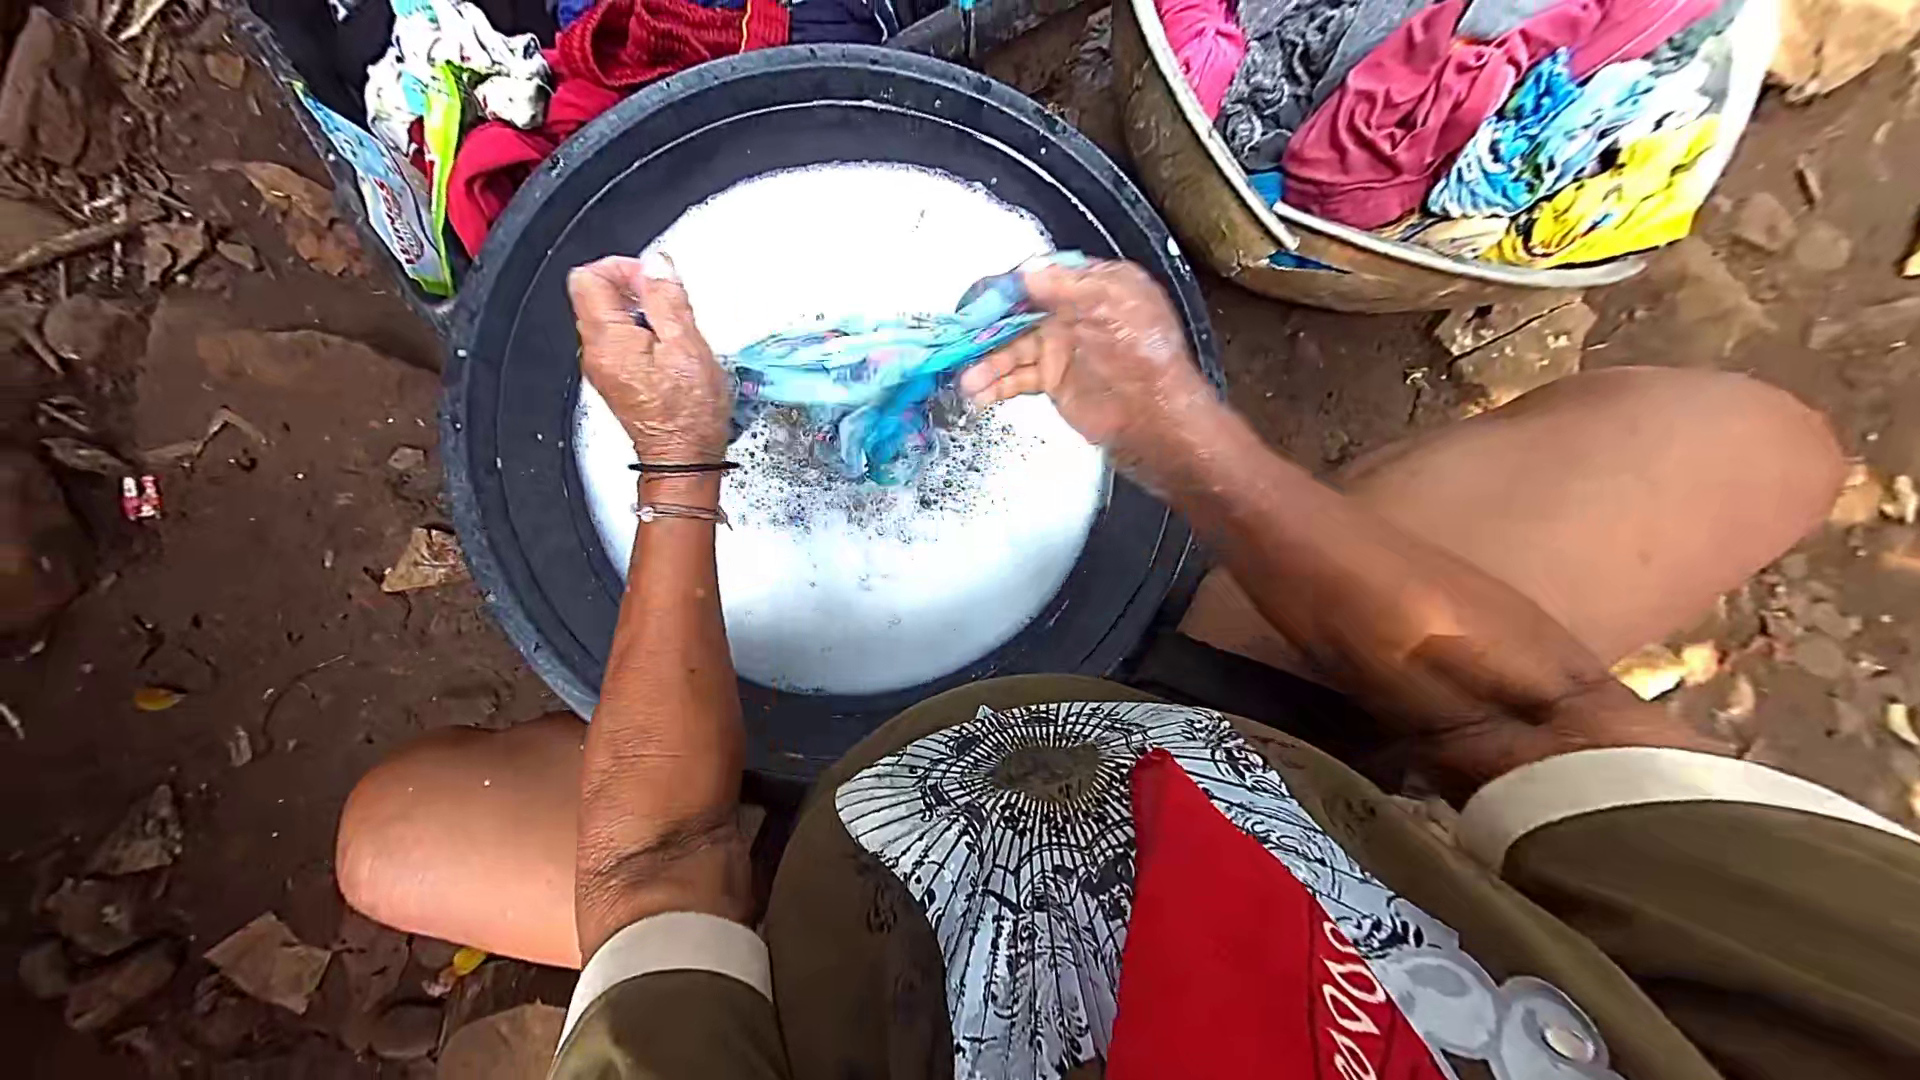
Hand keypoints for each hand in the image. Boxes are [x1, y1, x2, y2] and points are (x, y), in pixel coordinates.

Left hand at [568, 251, 730, 462]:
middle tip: (672, 310)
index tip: (655, 281)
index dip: (624, 269)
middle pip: (600, 298)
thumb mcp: (687, 347)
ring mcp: (605, 370)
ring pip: (613, 322)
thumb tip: (656, 265)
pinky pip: (623, 347)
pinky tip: (672, 357)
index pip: (590, 276)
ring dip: (644, 318)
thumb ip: (667, 300)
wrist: (684, 458)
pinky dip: (646, 341)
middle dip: (637, 293)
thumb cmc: (688, 415)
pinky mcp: (620, 383)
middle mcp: (596, 353)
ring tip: (676, 337)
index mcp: (608, 338)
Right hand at [957, 258, 1217, 458]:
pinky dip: (997, 385)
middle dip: (988, 327)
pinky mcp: (1054, 379)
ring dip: (987, 363)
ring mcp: (1062, 347)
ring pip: (1013, 348)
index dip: (1008, 287)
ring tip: (967, 380)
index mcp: (1095, 286)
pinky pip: (1018, 377)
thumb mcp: (1112, 308)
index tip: (980, 299)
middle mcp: (1074, 313)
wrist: (1153, 421)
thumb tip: (1026, 274)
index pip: (1042, 275)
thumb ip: (1067, 288)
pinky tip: (979, 393)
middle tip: (961, 337)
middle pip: (1019, 312)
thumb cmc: (1146, 360)